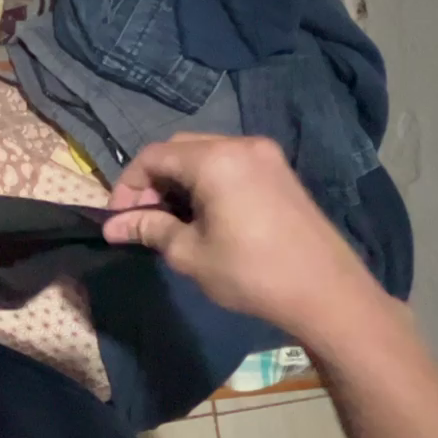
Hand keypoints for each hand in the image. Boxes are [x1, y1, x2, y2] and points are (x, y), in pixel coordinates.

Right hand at [102, 135, 388, 340]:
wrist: (325, 292)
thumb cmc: (250, 272)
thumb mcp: (188, 253)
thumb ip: (148, 229)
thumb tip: (111, 227)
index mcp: (215, 160)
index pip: (153, 157)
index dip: (128, 185)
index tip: (118, 218)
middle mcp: (240, 145)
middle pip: (178, 149)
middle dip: (152, 181)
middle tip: (142, 218)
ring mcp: (265, 157)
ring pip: (203, 154)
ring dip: (178, 181)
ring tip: (169, 219)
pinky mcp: (279, 172)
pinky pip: (228, 164)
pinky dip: (204, 181)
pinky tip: (201, 215)